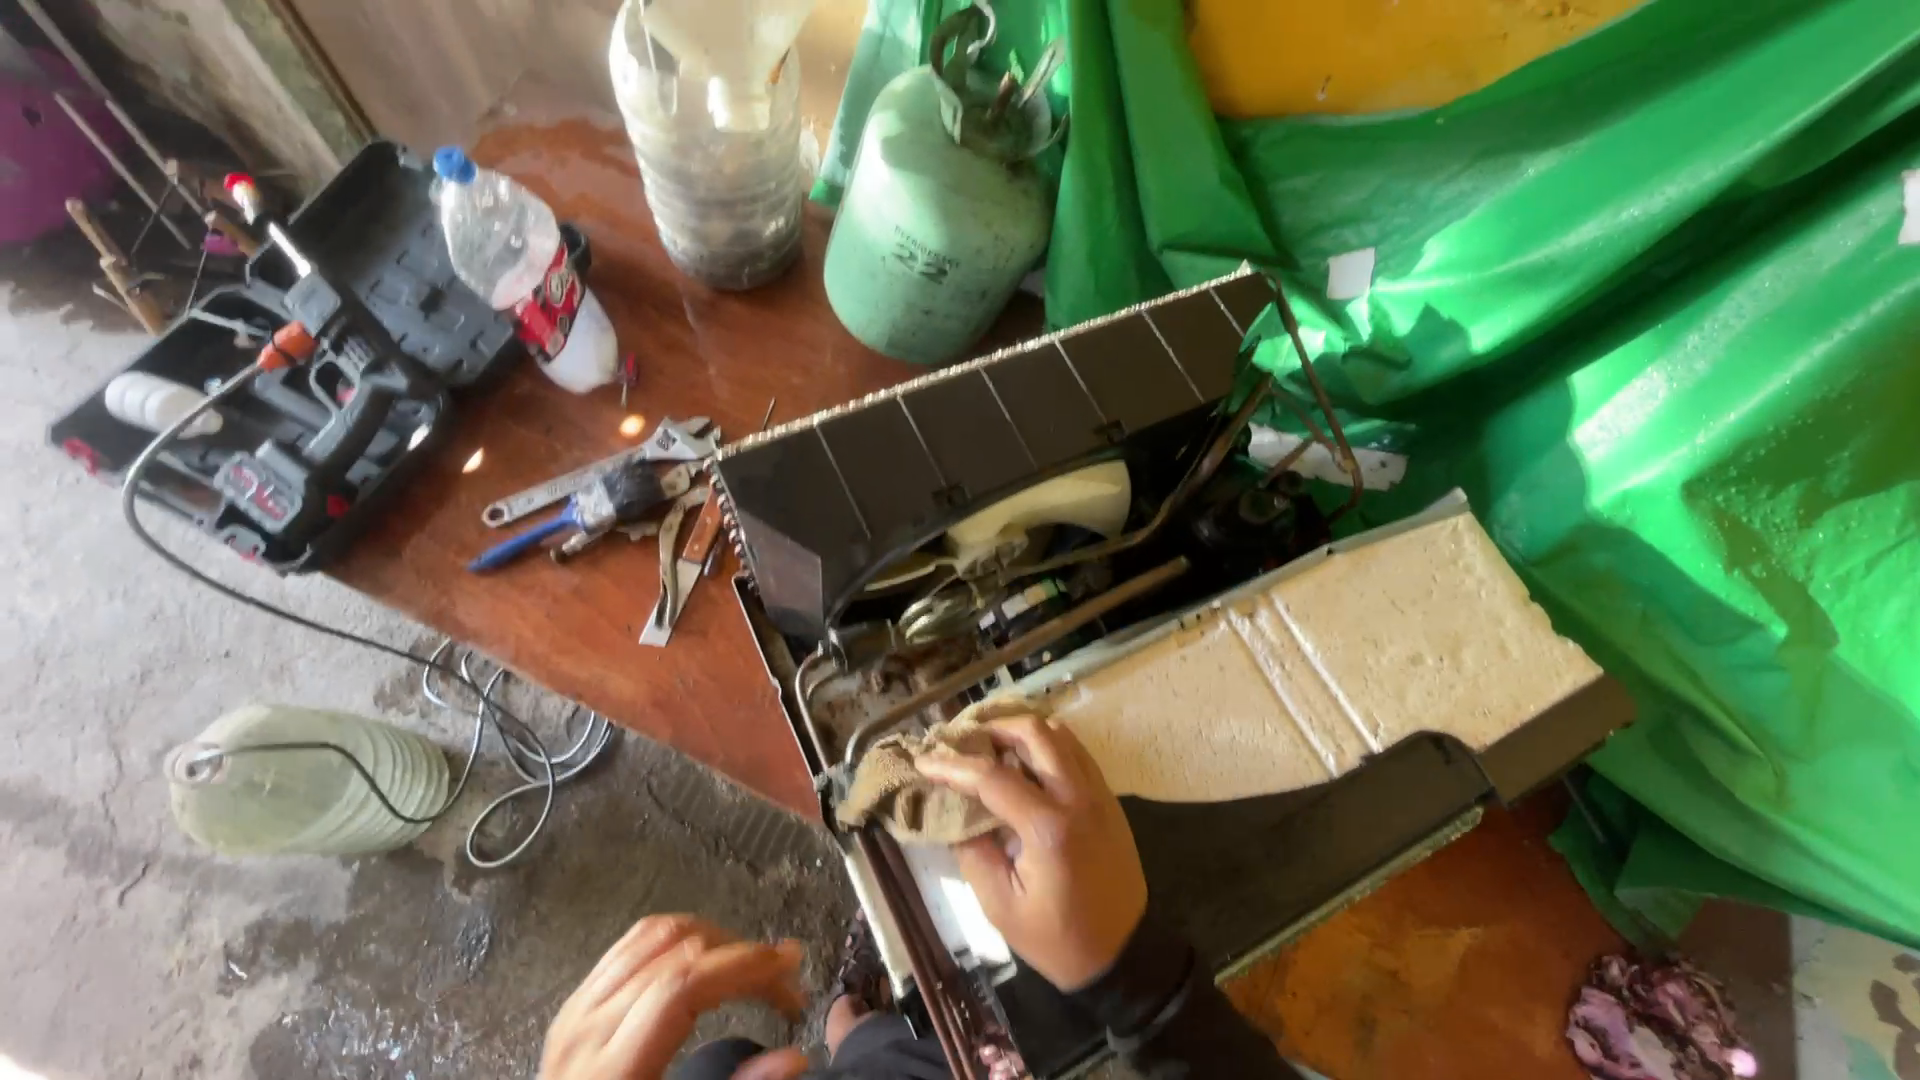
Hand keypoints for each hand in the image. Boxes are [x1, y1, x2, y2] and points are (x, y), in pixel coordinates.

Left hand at [539, 915, 809, 1079]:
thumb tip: (796, 1058)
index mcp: (612, 1069)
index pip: (684, 985)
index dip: (744, 965)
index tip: (791, 966)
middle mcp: (588, 1027)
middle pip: (678, 952)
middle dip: (743, 953)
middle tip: (783, 981)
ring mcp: (577, 1008)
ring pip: (657, 934)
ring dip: (716, 938)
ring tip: (750, 964)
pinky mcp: (575, 1001)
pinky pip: (633, 941)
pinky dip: (680, 937)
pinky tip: (704, 956)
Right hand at [916, 714, 1147, 990]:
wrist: (1125, 954)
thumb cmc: (1059, 938)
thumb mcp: (1001, 906)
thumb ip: (973, 852)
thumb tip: (953, 810)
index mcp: (1049, 827)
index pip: (992, 777)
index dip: (952, 766)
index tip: (923, 761)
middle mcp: (1078, 797)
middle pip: (1034, 732)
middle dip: (992, 727)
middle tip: (963, 740)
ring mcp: (1099, 793)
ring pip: (1059, 734)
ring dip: (1021, 731)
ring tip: (991, 745)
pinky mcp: (1108, 798)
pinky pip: (1075, 751)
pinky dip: (1046, 744)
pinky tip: (1024, 762)